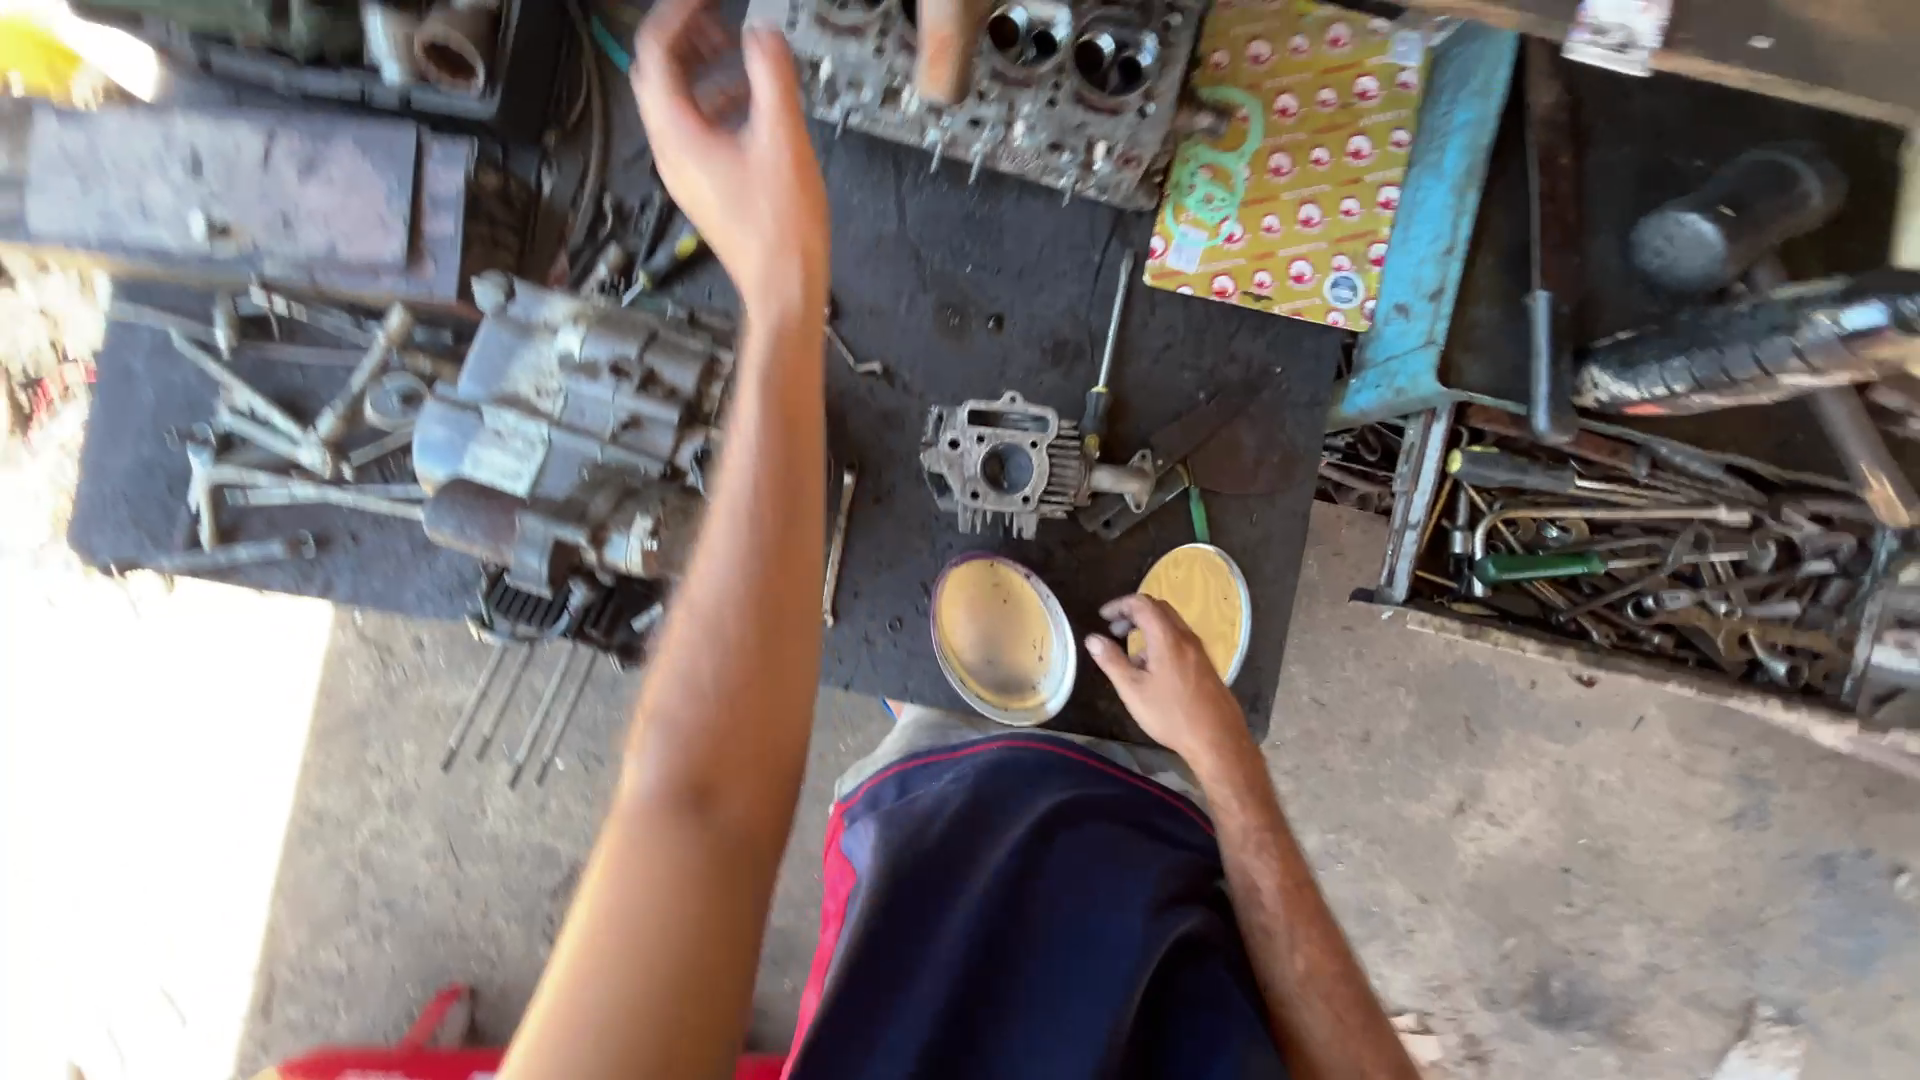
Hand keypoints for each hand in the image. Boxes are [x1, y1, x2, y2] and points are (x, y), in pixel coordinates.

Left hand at [632, 0, 829, 322]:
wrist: (784, 287)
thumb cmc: (781, 229)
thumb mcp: (783, 140)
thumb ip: (771, 77)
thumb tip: (763, 37)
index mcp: (678, 136)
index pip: (655, 53)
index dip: (678, 16)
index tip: (705, 1)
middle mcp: (672, 155)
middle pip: (660, 79)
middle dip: (689, 44)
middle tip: (721, 26)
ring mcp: (687, 177)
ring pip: (681, 109)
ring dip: (707, 76)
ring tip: (744, 64)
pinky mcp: (707, 193)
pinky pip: (700, 137)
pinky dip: (720, 111)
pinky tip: (756, 113)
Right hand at [1086, 595, 1250, 764]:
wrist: (1218, 740)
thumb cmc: (1171, 715)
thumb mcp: (1133, 690)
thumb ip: (1111, 661)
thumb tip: (1092, 638)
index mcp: (1167, 638)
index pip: (1142, 604)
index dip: (1120, 605)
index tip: (1103, 617)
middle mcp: (1186, 637)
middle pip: (1159, 608)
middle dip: (1133, 613)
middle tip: (1114, 629)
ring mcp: (1199, 650)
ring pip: (1171, 624)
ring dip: (1147, 627)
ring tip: (1130, 654)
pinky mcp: (1205, 664)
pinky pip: (1180, 640)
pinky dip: (1161, 641)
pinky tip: (1152, 670)